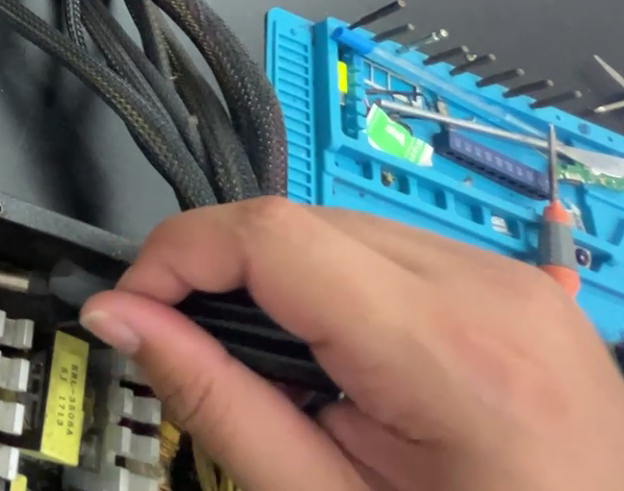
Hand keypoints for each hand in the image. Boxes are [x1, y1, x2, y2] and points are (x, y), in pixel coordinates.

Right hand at [78, 200, 623, 490]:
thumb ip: (213, 401)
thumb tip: (112, 313)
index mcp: (455, 355)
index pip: (269, 235)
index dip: (177, 253)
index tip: (134, 308)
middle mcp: (491, 288)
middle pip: (292, 223)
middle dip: (217, 272)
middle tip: (195, 350)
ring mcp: (511, 280)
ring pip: (324, 228)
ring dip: (267, 280)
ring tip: (273, 366)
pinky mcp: (512, 285)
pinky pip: (373, 248)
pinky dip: (321, 286)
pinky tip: (332, 355)